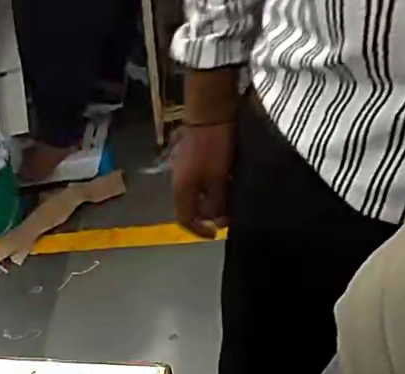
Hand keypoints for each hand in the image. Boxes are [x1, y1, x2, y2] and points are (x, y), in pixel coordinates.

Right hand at [172, 122, 232, 237]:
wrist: (209, 108)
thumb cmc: (213, 145)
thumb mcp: (218, 179)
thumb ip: (217, 204)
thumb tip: (217, 221)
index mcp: (181, 190)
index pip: (185, 220)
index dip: (199, 231)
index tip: (214, 234)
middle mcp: (178, 182)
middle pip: (190, 208)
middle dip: (207, 216)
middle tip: (224, 217)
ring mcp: (182, 169)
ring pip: (195, 195)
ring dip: (209, 202)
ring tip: (226, 201)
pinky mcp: (190, 158)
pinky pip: (198, 181)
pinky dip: (209, 189)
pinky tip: (222, 184)